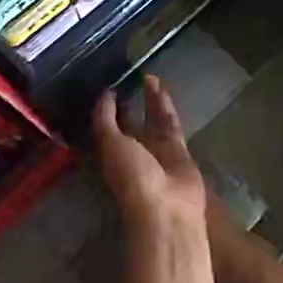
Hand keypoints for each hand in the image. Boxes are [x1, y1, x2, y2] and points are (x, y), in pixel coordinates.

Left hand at [94, 76, 207, 232]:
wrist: (167, 207)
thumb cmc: (132, 176)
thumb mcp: (109, 143)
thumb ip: (105, 118)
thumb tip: (104, 94)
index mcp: (111, 152)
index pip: (106, 125)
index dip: (106, 107)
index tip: (107, 86)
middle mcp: (132, 150)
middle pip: (130, 121)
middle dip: (129, 103)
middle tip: (129, 78)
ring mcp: (156, 150)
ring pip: (152, 118)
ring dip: (150, 98)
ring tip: (148, 76)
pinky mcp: (177, 150)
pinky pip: (170, 122)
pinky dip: (165, 105)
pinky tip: (161, 87)